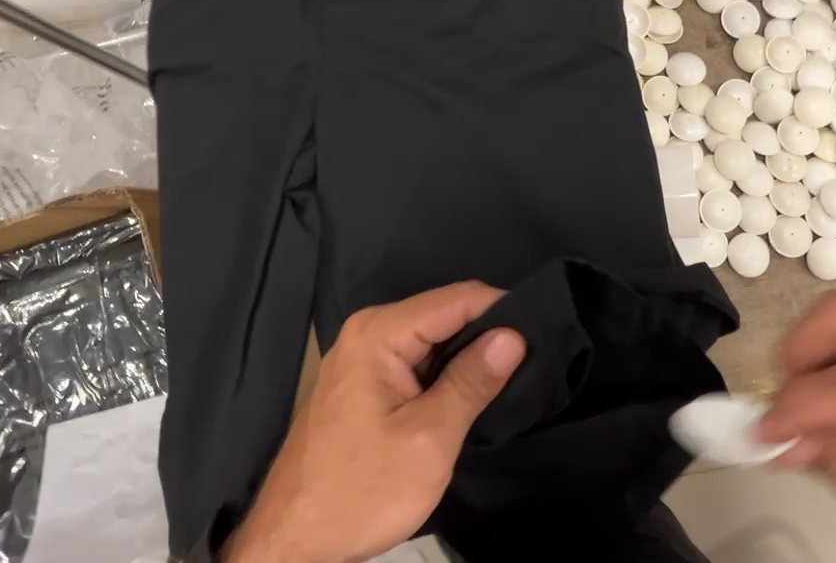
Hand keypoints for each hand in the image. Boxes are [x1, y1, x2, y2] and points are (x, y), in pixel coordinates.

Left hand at [222, 282, 525, 562]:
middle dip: (486, 332)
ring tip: (509, 375)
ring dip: (466, 355)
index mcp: (380, 332)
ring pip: (431, 338)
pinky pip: (414, 359)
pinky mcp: (362, 381)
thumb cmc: (361, 491)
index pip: (456, 298)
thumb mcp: (429, 438)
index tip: (541, 331)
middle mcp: (367, 330)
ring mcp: (361, 355)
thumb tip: (514, 334)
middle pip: (443, 313)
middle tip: (531, 359)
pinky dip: (443, 372)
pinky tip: (467, 393)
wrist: (293, 543)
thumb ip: (471, 381)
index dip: (502, 309)